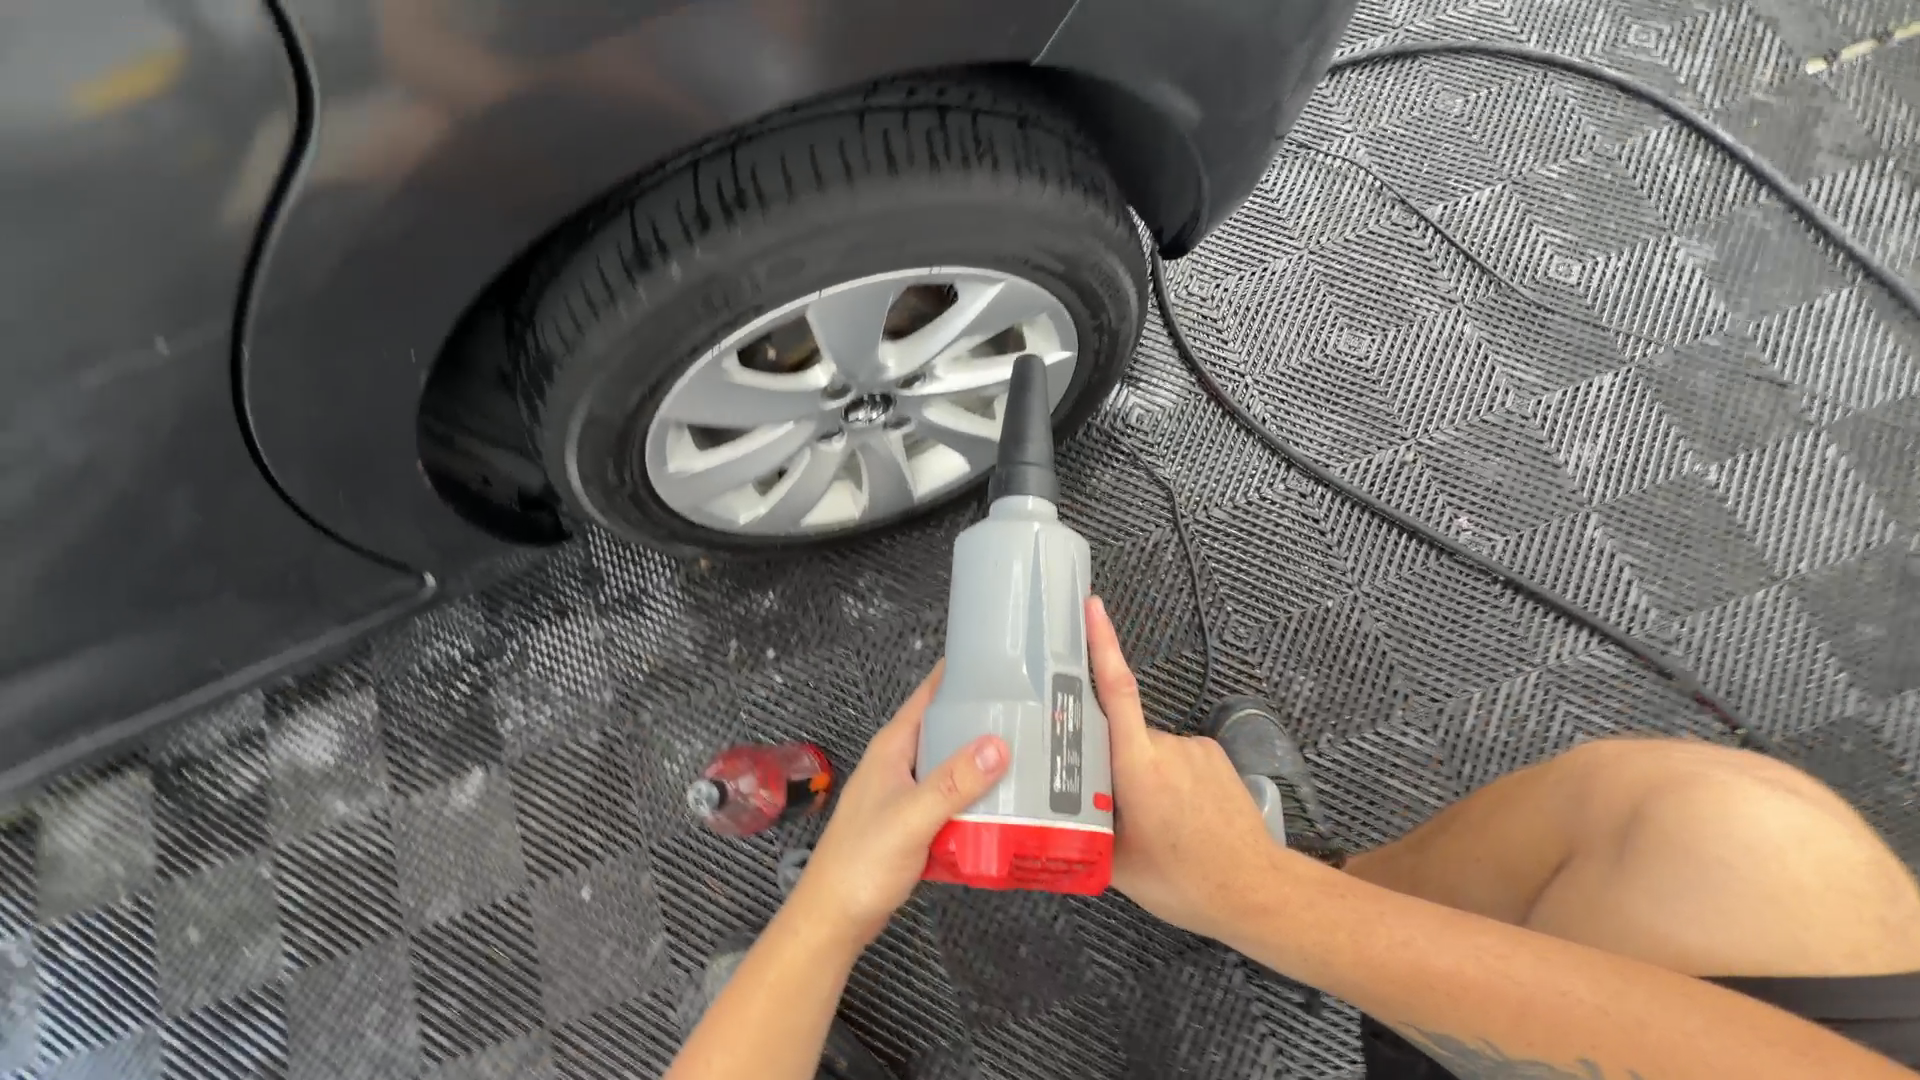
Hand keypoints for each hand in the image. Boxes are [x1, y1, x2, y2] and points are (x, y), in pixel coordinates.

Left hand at [787, 661, 1009, 948]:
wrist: (834, 918)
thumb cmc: (863, 861)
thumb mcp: (911, 817)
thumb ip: (952, 783)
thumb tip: (998, 743)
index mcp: (893, 746)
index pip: (929, 694)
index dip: (961, 674)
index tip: (1005, 662)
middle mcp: (900, 762)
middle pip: (946, 728)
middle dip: (983, 718)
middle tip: (1034, 712)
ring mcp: (906, 793)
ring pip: (951, 765)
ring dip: (982, 761)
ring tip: (1030, 754)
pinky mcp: (915, 822)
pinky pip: (952, 798)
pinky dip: (976, 796)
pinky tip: (1006, 803)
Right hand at [1088, 596, 1292, 939]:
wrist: (1258, 890)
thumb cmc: (1184, 880)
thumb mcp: (1117, 864)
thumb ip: (1084, 827)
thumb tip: (1054, 812)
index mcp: (1138, 766)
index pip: (1117, 691)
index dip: (1103, 645)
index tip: (1092, 607)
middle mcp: (1167, 746)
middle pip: (1122, 732)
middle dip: (1109, 760)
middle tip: (1111, 810)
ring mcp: (1196, 748)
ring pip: (1148, 748)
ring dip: (1141, 774)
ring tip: (1154, 825)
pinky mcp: (1215, 755)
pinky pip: (1175, 755)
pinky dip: (1167, 777)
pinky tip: (1178, 815)